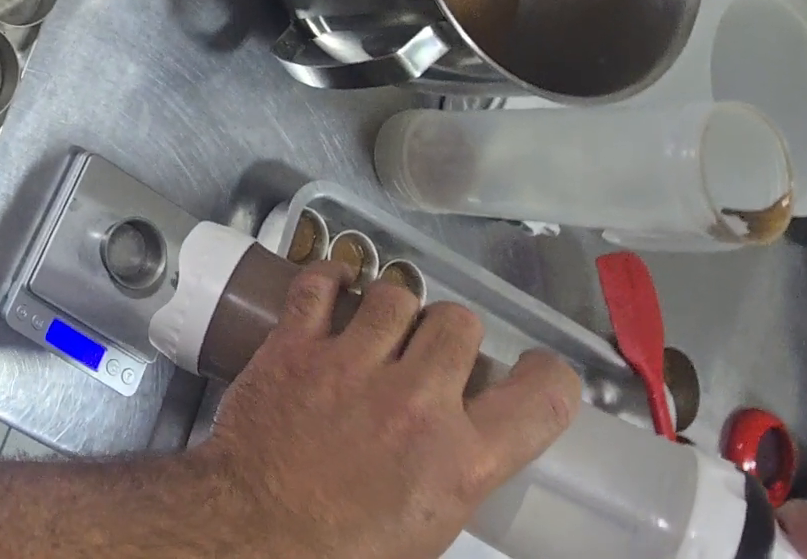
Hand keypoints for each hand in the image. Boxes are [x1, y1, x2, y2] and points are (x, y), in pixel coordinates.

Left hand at [199, 260, 581, 558]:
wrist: (258, 525)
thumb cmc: (346, 545)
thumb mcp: (432, 525)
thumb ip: (455, 471)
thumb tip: (456, 443)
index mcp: (463, 457)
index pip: (542, 396)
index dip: (547, 374)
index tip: (532, 368)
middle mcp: (415, 400)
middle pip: (457, 322)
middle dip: (450, 328)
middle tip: (430, 343)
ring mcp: (350, 365)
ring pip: (392, 296)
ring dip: (392, 303)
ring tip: (381, 317)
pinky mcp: (293, 345)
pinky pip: (316, 286)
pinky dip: (327, 275)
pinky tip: (335, 280)